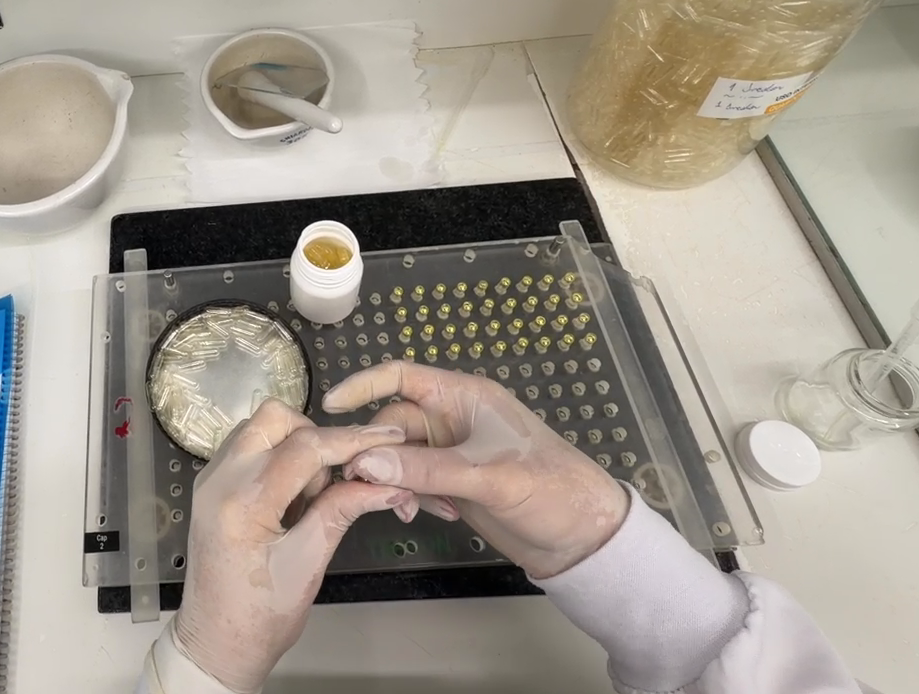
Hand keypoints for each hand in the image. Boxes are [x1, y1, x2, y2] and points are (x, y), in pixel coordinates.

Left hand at [172, 398, 414, 691]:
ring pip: (260, 425)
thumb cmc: (260, 616)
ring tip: (308, 495)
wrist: (214, 641)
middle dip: (315, 437)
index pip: (304, 447)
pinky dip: (276, 454)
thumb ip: (341, 512)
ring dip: (294, 444)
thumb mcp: (307, 566)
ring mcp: (211, 475)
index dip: (350, 440)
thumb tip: (384, 483)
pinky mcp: (211, 481)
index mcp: (243, 501)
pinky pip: (248, 443)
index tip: (386, 438)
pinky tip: (288, 494)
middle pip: (275, 418)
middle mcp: (220, 476)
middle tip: (333, 479)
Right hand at [323, 361, 627, 578]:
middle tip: (360, 481)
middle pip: (393, 422)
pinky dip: (410, 496)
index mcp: (462, 396)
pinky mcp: (452, 482)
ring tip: (403, 508)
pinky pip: (412, 480)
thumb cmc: (550, 488)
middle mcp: (451, 418)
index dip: (362, 385)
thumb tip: (363, 462)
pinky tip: (423, 515)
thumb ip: (424, 468)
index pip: (400, 377)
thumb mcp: (488, 476)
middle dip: (377, 450)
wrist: (588, 542)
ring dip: (394, 480)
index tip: (329, 406)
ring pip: (399, 455)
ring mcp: (450, 451)